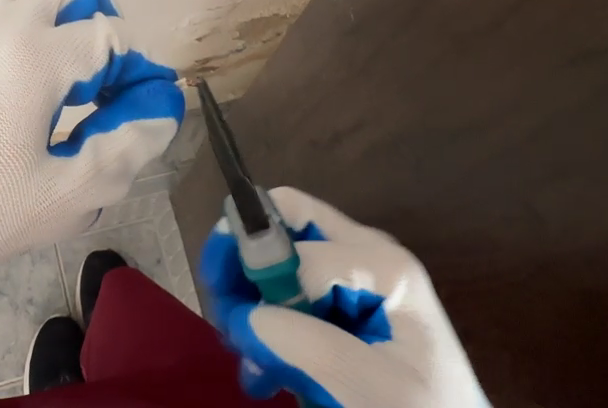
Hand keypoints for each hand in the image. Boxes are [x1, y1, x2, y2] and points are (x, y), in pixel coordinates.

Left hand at [0, 0, 183, 361]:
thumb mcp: (71, 196)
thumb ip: (128, 148)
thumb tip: (163, 108)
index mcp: (36, 57)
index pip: (111, 33)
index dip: (132, 66)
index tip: (127, 103)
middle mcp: (6, 19)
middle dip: (103, 17)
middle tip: (102, 70)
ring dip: (62, 4)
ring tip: (65, 57)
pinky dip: (23, 8)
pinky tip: (23, 56)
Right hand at [200, 187, 488, 407]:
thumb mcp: (372, 389)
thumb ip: (308, 345)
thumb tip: (244, 315)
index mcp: (382, 264)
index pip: (294, 249)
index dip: (251, 272)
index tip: (225, 317)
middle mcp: (366, 251)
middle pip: (286, 219)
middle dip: (244, 260)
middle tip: (225, 314)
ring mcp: (356, 271)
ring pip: (281, 249)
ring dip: (253, 296)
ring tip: (248, 355)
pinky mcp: (346, 297)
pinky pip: (291, 283)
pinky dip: (269, 316)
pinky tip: (266, 363)